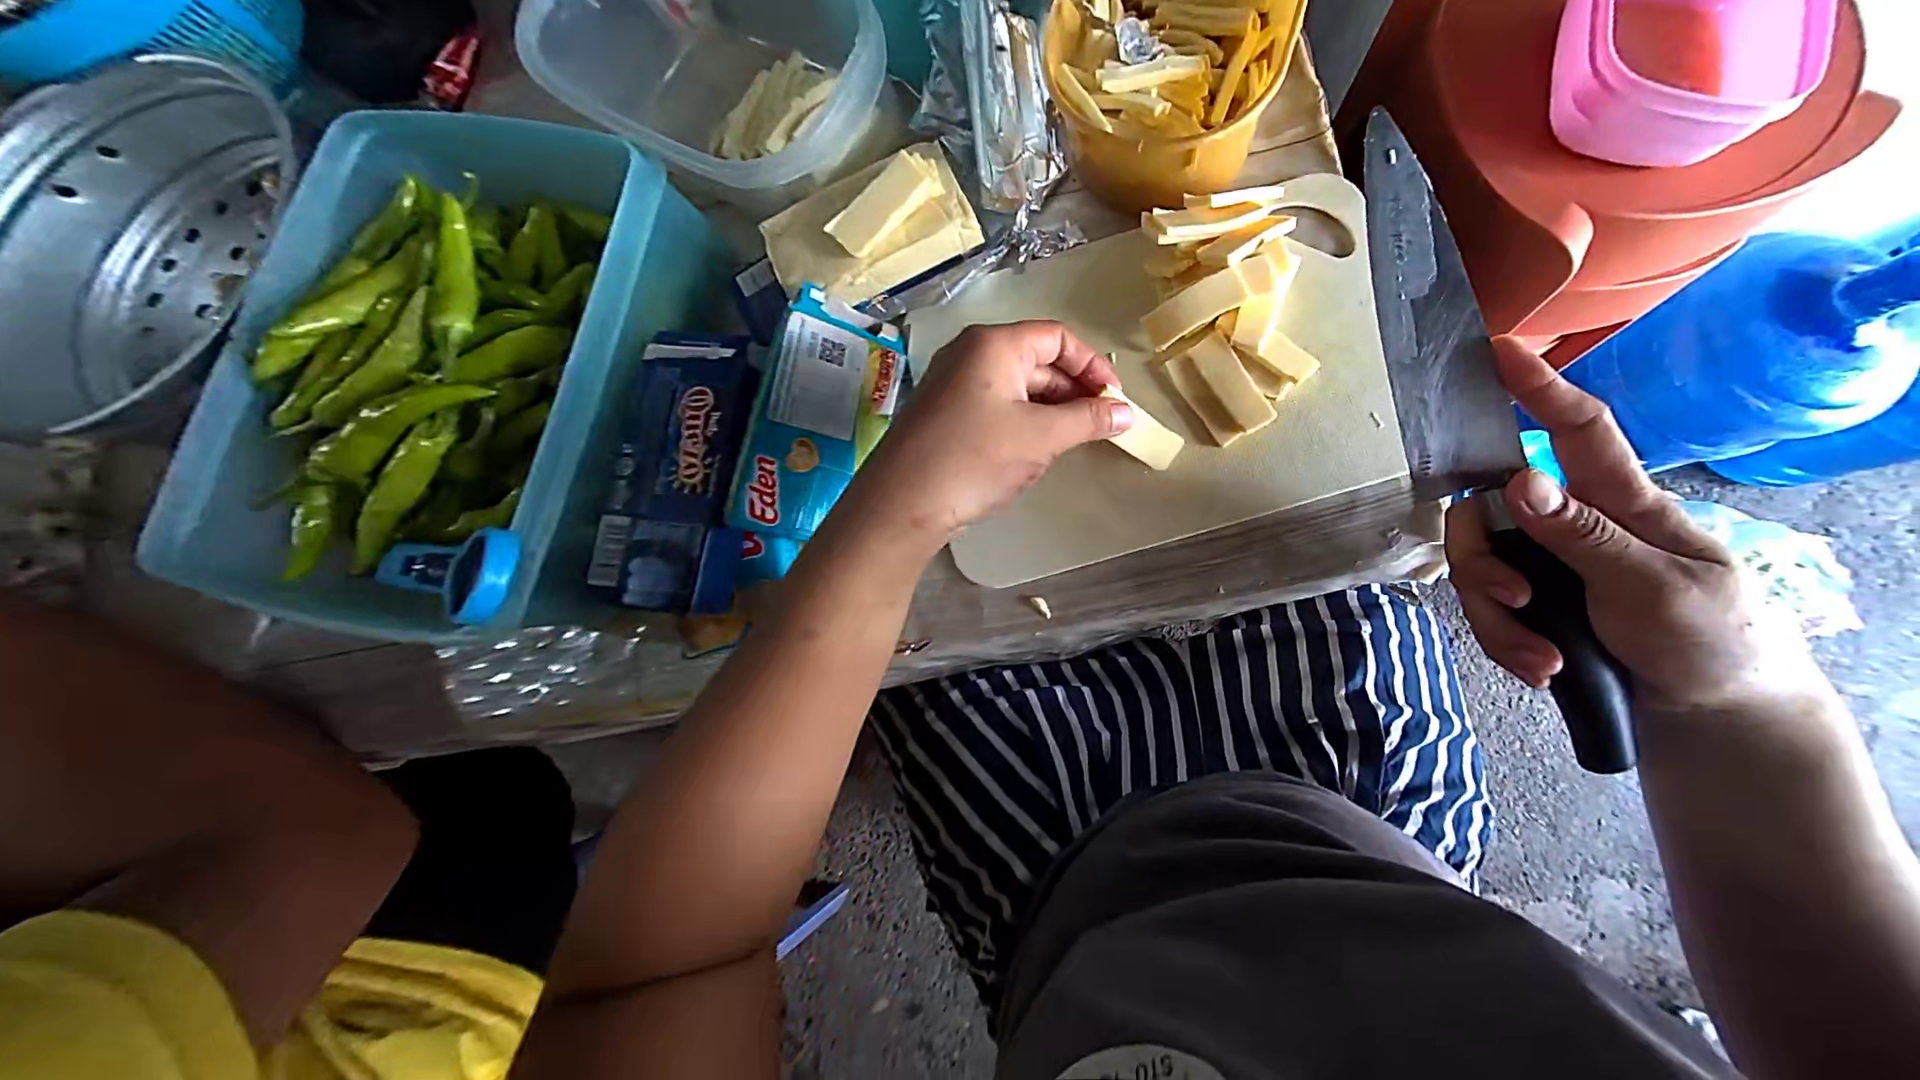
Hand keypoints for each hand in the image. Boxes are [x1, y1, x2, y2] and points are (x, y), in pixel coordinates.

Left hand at [841, 321, 1131, 552]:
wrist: (902, 503)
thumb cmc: (975, 459)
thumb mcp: (1041, 438)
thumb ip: (1088, 420)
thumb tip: (1126, 413)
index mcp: (993, 344)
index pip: (1057, 337)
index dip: (1092, 366)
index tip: (1114, 400)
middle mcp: (969, 354)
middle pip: (1036, 361)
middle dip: (1072, 392)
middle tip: (1099, 425)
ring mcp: (952, 384)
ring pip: (1015, 388)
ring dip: (1048, 412)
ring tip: (1069, 444)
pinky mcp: (943, 414)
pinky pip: (994, 408)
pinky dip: (1021, 424)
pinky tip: (1031, 454)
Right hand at [1446, 338, 1817, 717]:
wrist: (1710, 717)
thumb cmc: (1713, 641)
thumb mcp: (1655, 588)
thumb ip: (1583, 535)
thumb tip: (1520, 480)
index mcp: (1618, 504)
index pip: (1576, 431)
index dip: (1539, 388)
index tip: (1500, 349)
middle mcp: (1566, 525)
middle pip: (1484, 513)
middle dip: (1482, 562)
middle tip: (1514, 601)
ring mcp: (1541, 566)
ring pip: (1474, 568)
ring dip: (1496, 620)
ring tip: (1542, 660)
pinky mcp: (1524, 604)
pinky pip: (1482, 610)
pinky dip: (1503, 644)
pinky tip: (1540, 668)